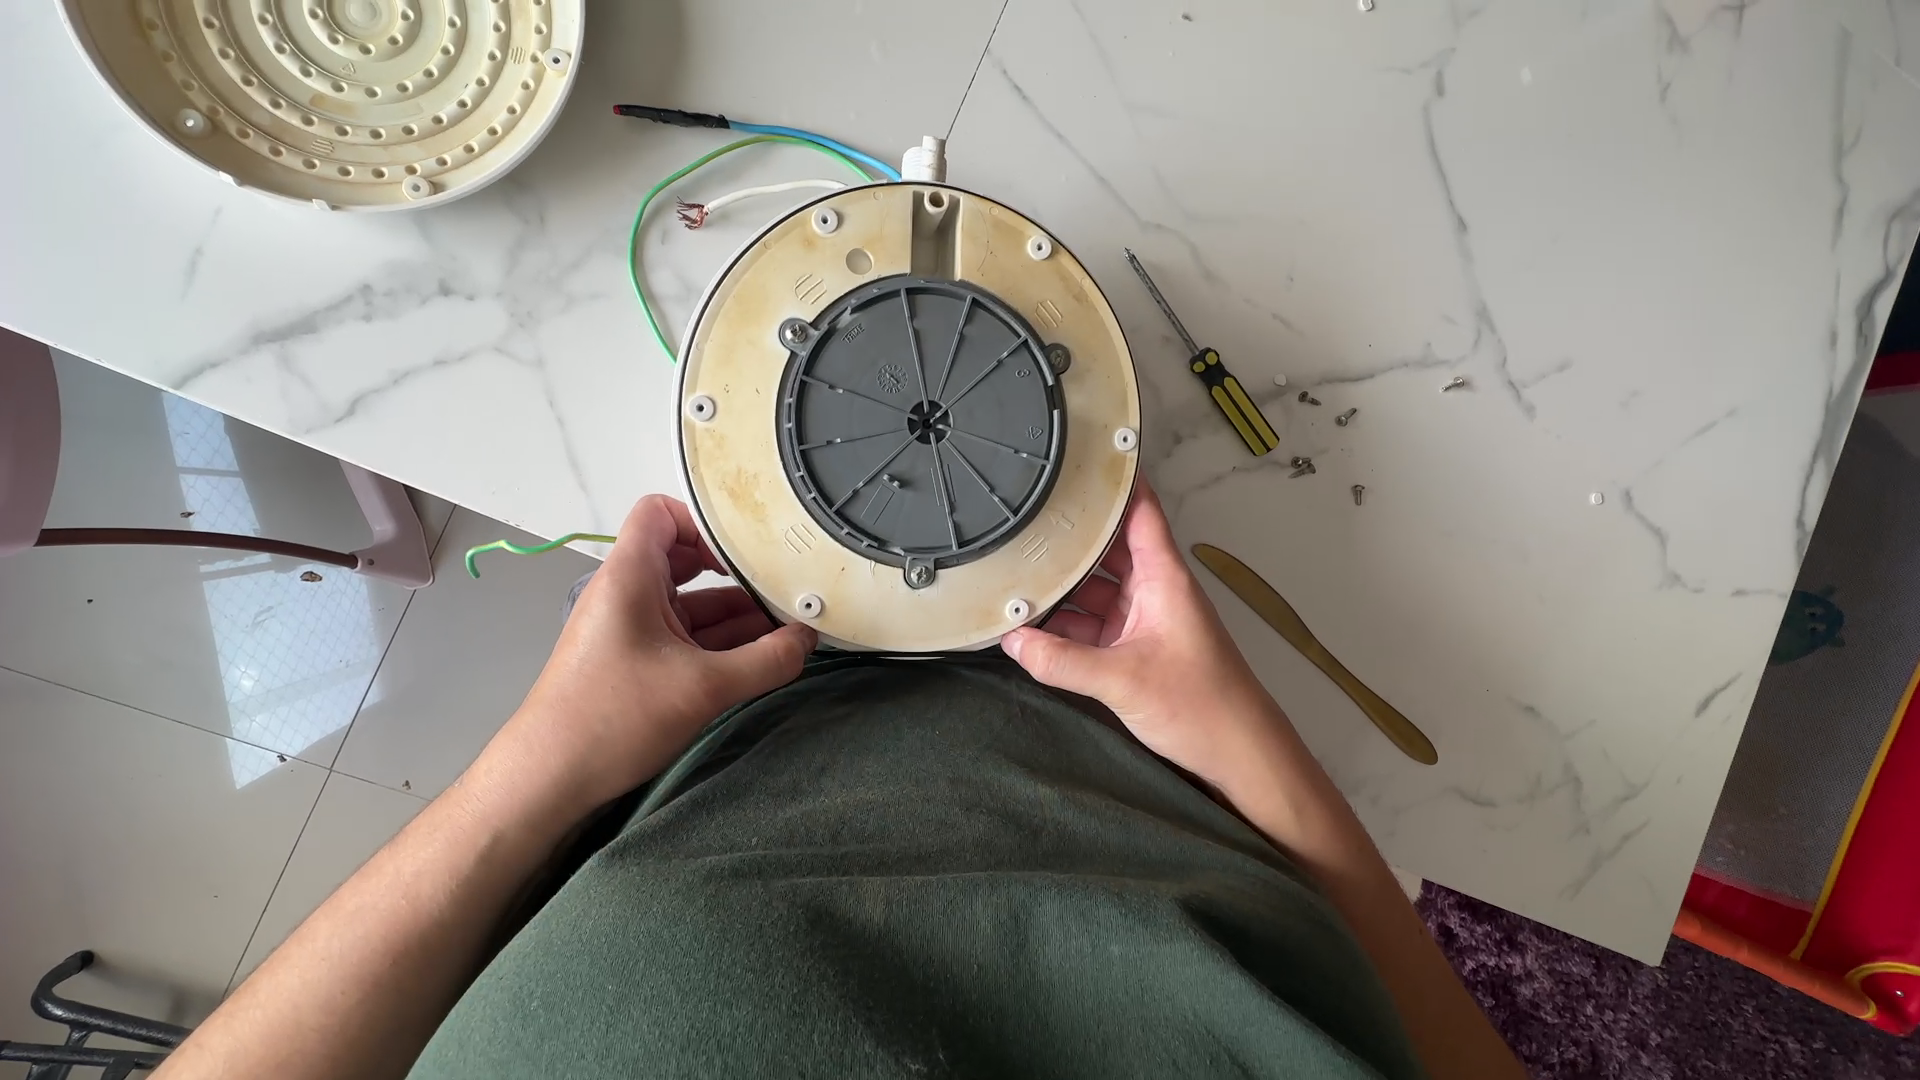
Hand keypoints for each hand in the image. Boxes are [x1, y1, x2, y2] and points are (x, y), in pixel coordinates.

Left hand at [485, 495, 815, 815]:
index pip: (661, 513)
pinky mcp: (639, 662)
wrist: (546, 782)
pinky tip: (762, 659)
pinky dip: (724, 644)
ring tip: (789, 631)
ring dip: (739, 616)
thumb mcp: (703, 689)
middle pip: (688, 561)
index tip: (747, 553)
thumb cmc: (613, 718)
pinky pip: (689, 637)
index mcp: (630, 578)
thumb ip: (766, 662)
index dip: (704, 522)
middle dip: (739, 576)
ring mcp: (634, 630)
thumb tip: (809, 641)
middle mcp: (630, 595)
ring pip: (694, 604)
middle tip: (785, 591)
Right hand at [1000, 481, 1285, 788]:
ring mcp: (1144, 621)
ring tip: (1017, 583)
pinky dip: (1066, 627)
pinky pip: (1093, 626)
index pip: (1140, 513)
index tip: (1086, 454)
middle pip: (1106, 550)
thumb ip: (1062, 661)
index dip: (1116, 481)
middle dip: (1068, 543)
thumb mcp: (1123, 681)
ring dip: (1062, 592)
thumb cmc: (1206, 709)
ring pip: (1095, 591)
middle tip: (1025, 527)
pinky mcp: (1135, 650)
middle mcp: (1154, 592)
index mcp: (1164, 579)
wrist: (1239, 759)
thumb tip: (1014, 642)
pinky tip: (1035, 631)